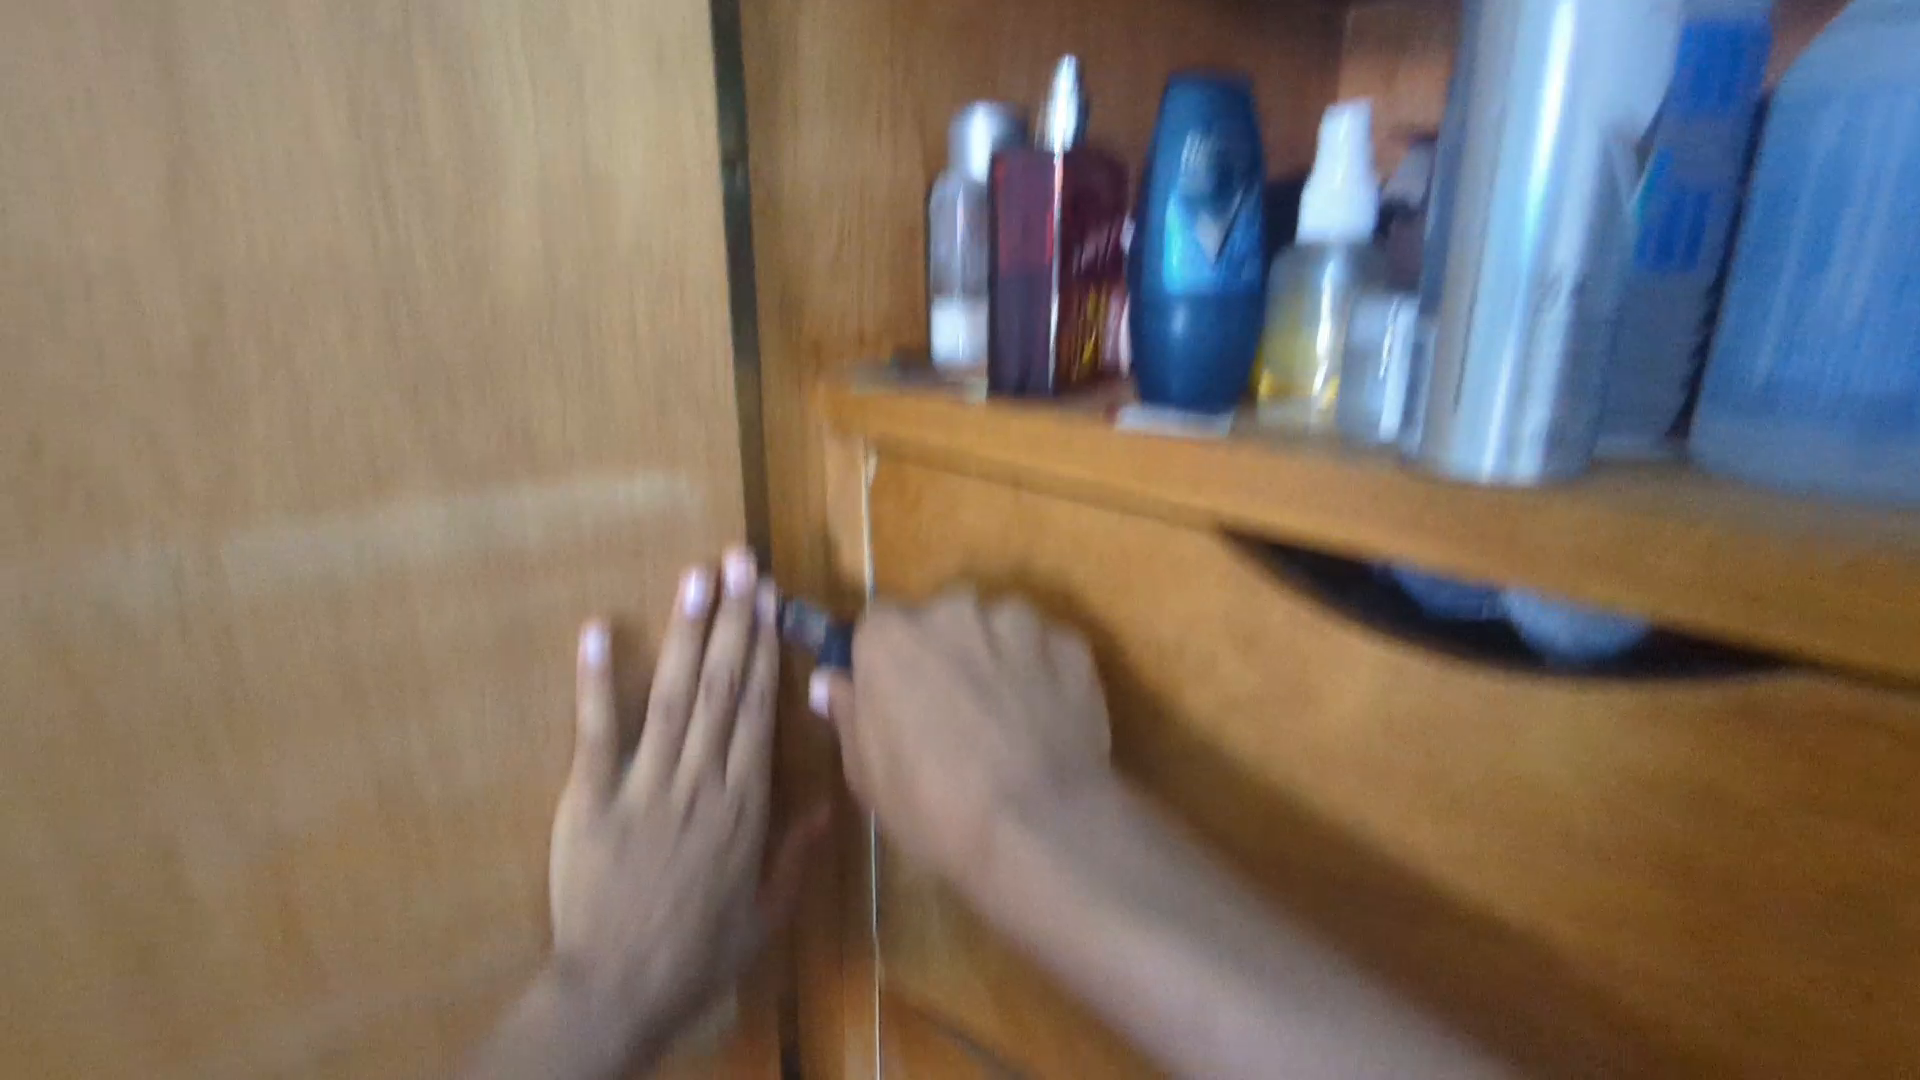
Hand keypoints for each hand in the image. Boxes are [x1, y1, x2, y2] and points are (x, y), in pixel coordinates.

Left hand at [547, 549, 826, 1055]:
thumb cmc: (698, 949)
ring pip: (674, 695)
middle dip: (734, 619)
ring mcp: (645, 784)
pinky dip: (597, 680)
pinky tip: (600, 630)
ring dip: (687, 632)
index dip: (766, 648)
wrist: (617, 992)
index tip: (770, 600)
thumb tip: (831, 799)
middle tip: (740, 562)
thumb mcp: (767, 911)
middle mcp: (702, 779)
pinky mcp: (591, 798)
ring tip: (697, 577)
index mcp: (745, 802)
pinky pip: (596, 733)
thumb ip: (798, 851)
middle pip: (724, 686)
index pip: (759, 708)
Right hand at [812, 589, 1111, 891]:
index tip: (900, 699)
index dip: (890, 663)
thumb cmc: (933, 806)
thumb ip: (850, 713)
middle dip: (947, 653)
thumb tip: (834, 680)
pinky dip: (1045, 676)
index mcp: (892, 635)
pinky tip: (1047, 724)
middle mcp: (954, 609)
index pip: (881, 627)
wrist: (1038, 825)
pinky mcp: (1070, 643)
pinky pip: (1046, 652)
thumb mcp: (867, 774)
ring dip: (999, 659)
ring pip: (1000, 629)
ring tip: (1009, 721)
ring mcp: (1019, 622)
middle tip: (957, 713)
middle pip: (943, 620)